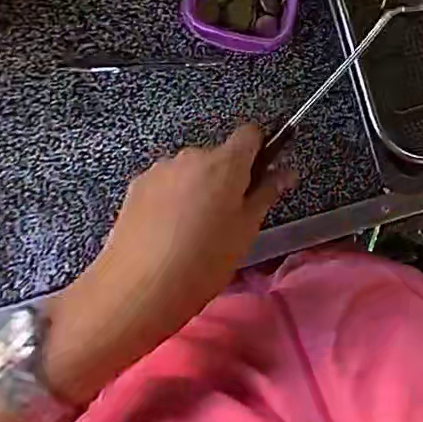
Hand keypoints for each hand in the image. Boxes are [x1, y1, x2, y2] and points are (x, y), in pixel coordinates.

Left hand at [45, 126, 296, 403]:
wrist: (138, 287)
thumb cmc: (203, 263)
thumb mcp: (245, 232)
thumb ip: (265, 194)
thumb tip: (285, 171)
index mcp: (224, 163)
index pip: (250, 133)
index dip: (259, 150)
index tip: (259, 176)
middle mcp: (191, 156)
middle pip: (217, 155)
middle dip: (225, 178)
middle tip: (226, 218)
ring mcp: (160, 168)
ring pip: (189, 171)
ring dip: (196, 188)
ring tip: (191, 231)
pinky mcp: (137, 184)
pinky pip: (165, 183)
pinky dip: (171, 198)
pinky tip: (166, 232)